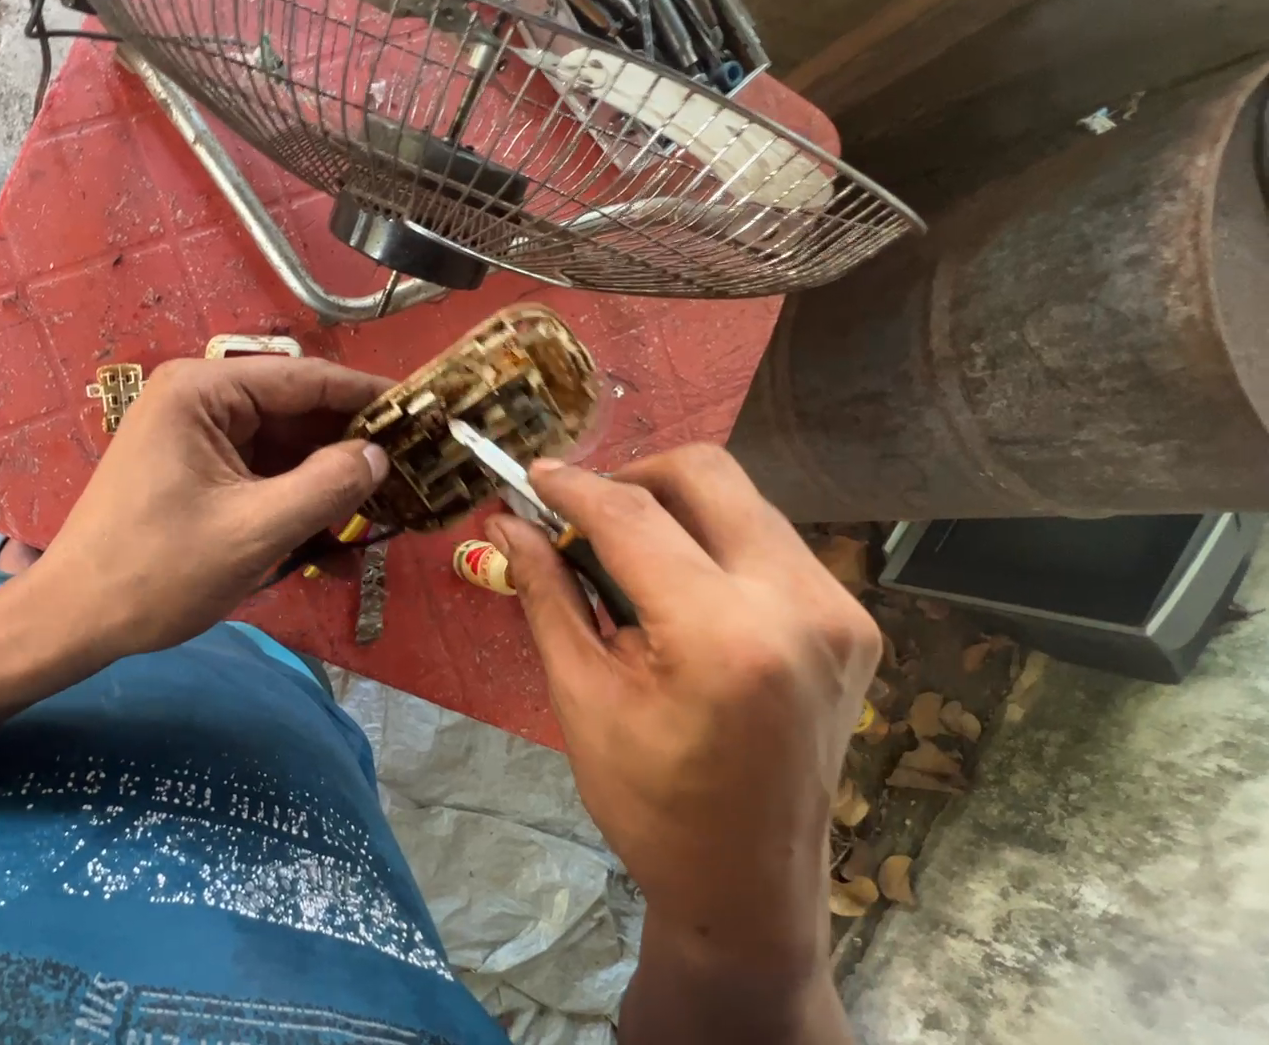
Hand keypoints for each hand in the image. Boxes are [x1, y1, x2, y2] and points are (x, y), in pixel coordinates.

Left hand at [23, 357, 391, 659]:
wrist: (74, 621)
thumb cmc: (156, 572)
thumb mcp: (254, 531)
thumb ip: (326, 487)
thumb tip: (380, 455)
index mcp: (203, 392)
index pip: (305, 379)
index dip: (369, 395)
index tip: (425, 412)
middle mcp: (200, 402)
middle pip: (297, 416)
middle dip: (350, 452)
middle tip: (412, 477)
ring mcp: (196, 440)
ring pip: (284, 453)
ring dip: (327, 489)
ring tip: (382, 519)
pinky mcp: (196, 476)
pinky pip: (261, 481)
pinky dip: (295, 509)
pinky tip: (331, 548)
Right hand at [487, 445, 878, 977]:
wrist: (749, 883)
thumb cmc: (649, 803)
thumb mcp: (580, 695)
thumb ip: (546, 593)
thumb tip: (506, 524)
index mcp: (724, 635)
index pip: (633, 517)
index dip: (572, 488)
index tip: (529, 477)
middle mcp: (799, 604)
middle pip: (707, 475)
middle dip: (631, 477)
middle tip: (579, 513)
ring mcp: (839, 610)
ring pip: (742, 502)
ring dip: (671, 508)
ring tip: (620, 554)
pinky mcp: (851, 622)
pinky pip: (768, 542)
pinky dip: (710, 542)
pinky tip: (675, 588)